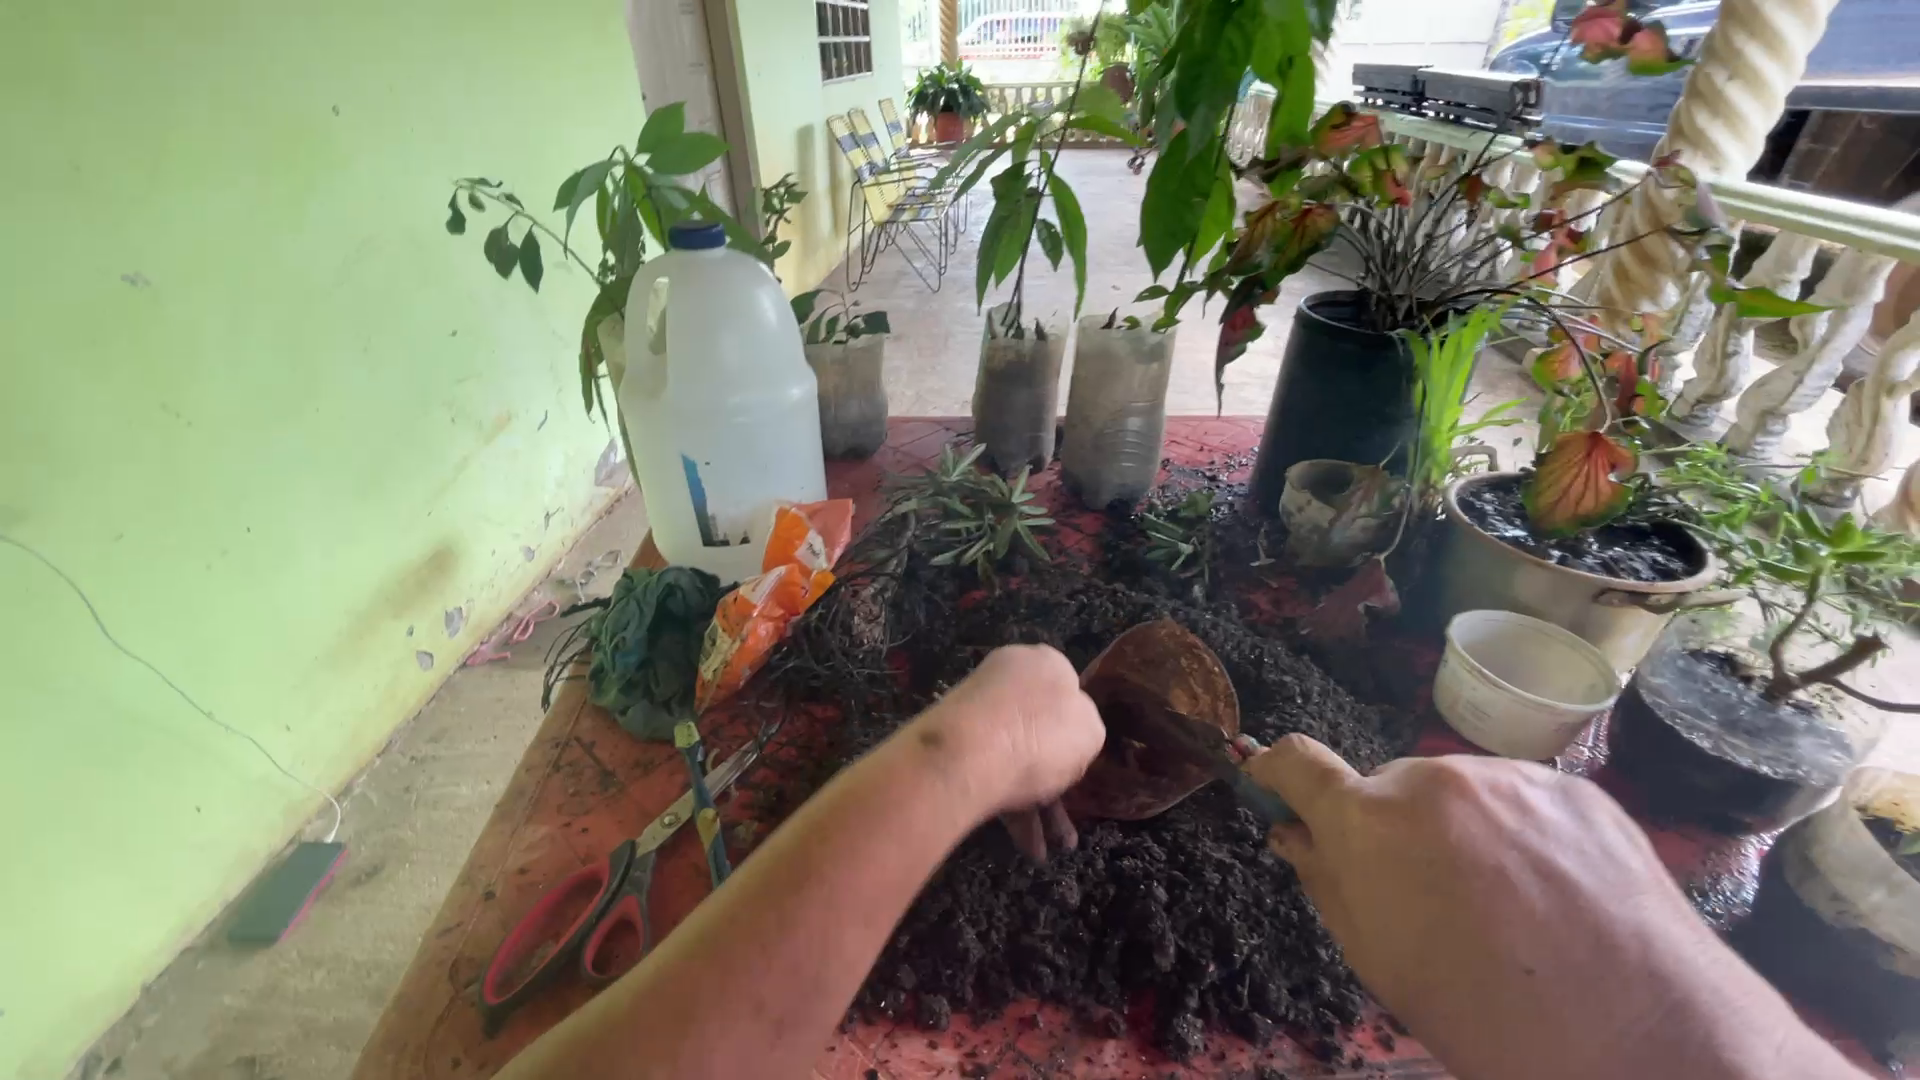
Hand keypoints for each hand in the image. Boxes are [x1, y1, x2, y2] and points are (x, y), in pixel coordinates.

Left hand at [906, 644, 1104, 857]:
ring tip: (1047, 850)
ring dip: (1037, 806)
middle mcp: (1009, 679)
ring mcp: (979, 711)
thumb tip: (1071, 730)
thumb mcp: (1091, 731)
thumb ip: (1085, 728)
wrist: (970, 755)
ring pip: (1017, 758)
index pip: (1067, 688)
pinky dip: (1012, 811)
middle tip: (1065, 814)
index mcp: (1045, 663)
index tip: (1079, 756)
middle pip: (1040, 729)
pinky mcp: (957, 744)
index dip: (1076, 726)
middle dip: (1055, 778)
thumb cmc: (1042, 735)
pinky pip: (992, 774)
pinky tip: (1028, 846)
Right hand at [1241, 736, 1864, 1079]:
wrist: (1664, 1055)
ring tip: (1507, 898)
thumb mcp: (1379, 961)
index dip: (1275, 771)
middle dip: (1387, 826)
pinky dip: (1514, 829)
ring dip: (1454, 826)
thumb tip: (1291, 832)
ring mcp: (1506, 775)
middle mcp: (1429, 778)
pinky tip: (1556, 889)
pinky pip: (1514, 796)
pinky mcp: (1572, 786)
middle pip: (1384, 787)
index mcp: (1369, 822)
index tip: (1272, 786)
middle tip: (1428, 891)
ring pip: (1451, 792)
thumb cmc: (1490, 1022)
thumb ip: (1324, 881)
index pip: (1296, 761)